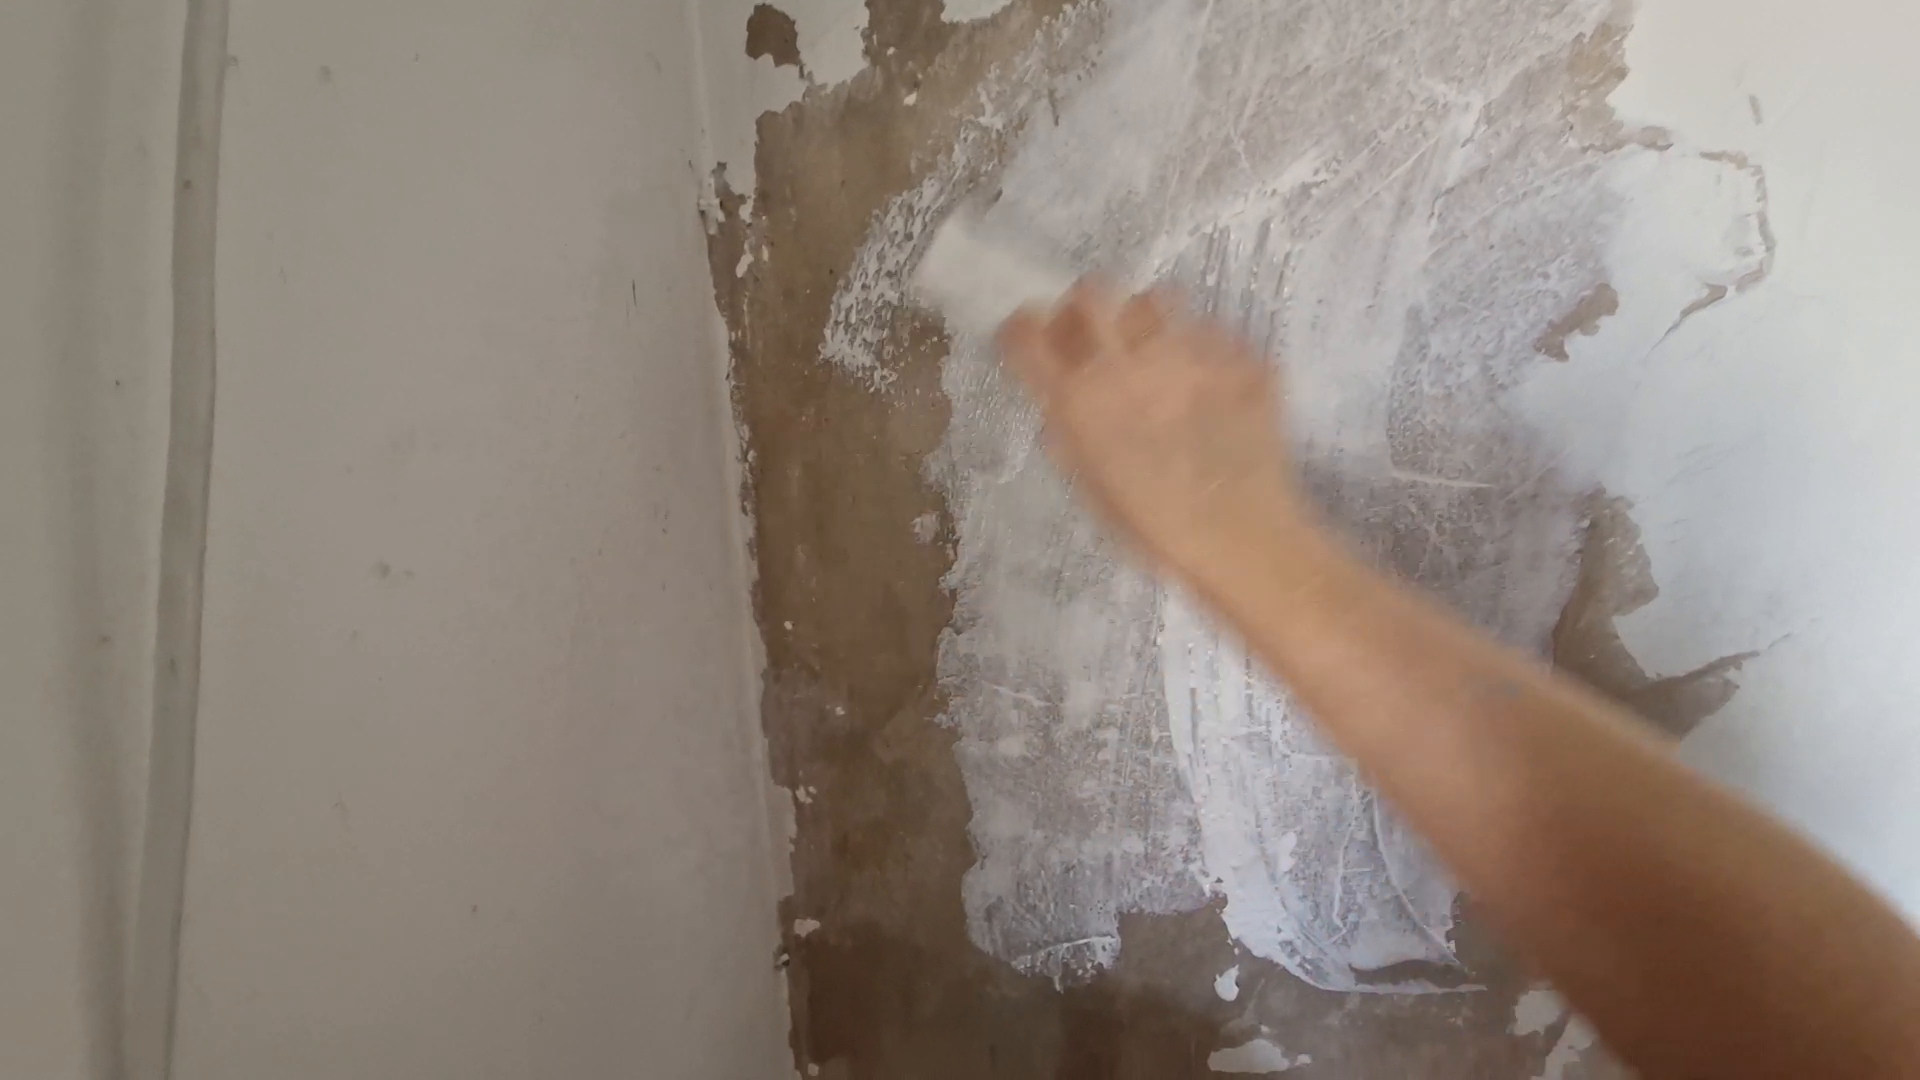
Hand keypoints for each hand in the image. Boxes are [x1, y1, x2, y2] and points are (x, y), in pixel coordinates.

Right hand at [997, 283, 1312, 580]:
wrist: (1243, 538)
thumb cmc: (1153, 529)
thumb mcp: (1089, 486)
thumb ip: (1069, 431)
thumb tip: (1061, 399)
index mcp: (1080, 401)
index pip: (1026, 333)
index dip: (1020, 331)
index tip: (1026, 340)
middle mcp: (1129, 363)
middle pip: (1091, 291)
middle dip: (1083, 308)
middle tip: (1093, 337)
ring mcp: (1190, 354)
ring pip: (1156, 298)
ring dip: (1145, 322)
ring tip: (1156, 356)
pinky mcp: (1239, 358)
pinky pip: (1211, 334)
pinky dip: (1202, 354)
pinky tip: (1208, 389)